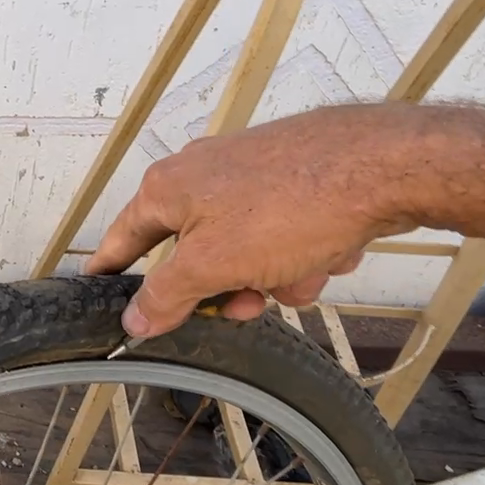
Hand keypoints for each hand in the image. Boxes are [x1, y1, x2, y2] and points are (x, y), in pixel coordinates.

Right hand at [86, 103, 426, 336]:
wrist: (387, 163)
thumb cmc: (288, 209)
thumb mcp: (213, 265)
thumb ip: (166, 296)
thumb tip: (132, 321)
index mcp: (166, 188)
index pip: (122, 240)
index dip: (109, 271)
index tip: (97, 292)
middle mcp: (199, 173)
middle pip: (191, 251)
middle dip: (223, 285)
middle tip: (248, 304)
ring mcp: (247, 171)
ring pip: (241, 247)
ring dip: (271, 273)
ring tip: (305, 271)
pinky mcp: (290, 174)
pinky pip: (279, 229)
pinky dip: (300, 248)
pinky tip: (329, 248)